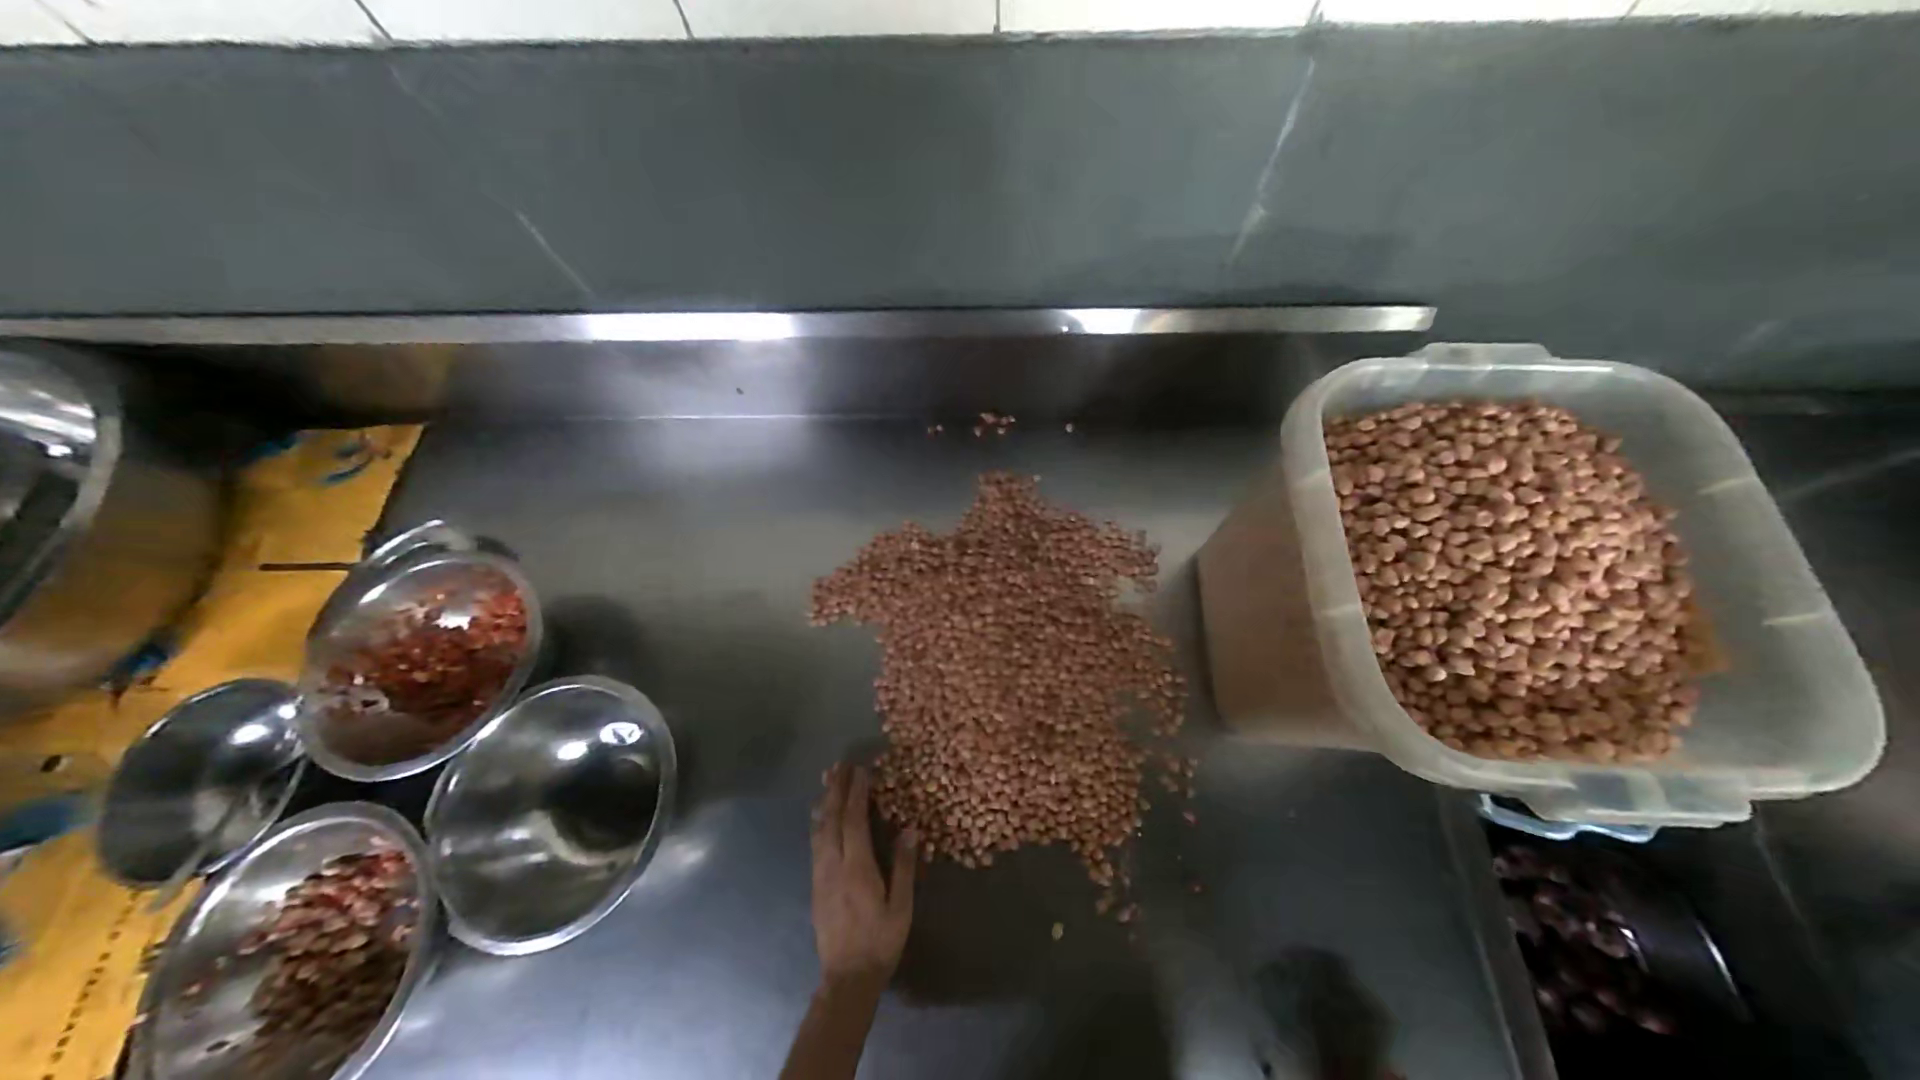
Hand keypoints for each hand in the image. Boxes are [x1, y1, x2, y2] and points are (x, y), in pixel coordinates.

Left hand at [808, 763, 916, 989]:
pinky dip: (819, 821)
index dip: (857, 793)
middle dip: (836, 788)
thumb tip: (909, 828)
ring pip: (819, 829)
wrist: (847, 977)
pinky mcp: (815, 885)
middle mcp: (833, 865)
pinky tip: (821, 816)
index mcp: (856, 868)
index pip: (854, 820)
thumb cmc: (881, 941)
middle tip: (840, 764)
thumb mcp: (901, 906)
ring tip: (828, 780)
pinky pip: (815, 843)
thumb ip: (904, 865)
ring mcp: (820, 874)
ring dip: (825, 801)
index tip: (861, 770)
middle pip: (831, 818)